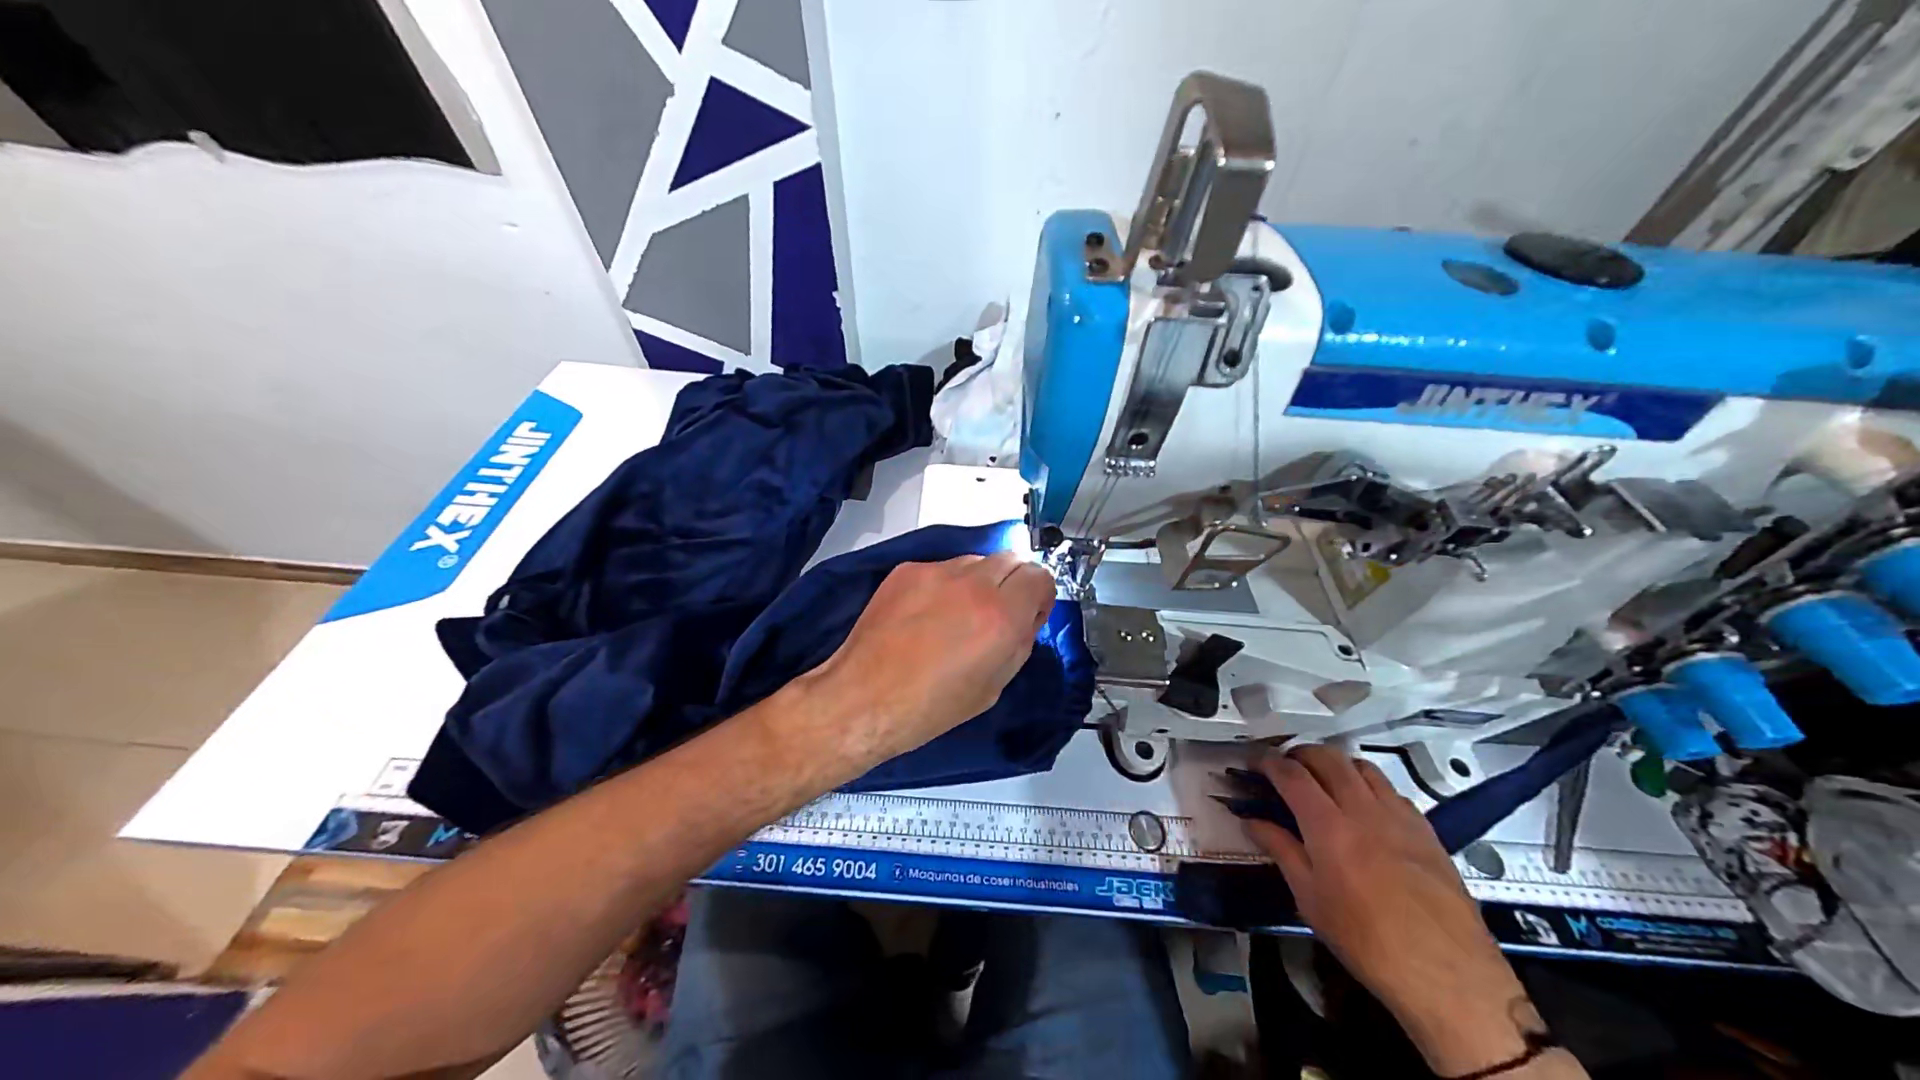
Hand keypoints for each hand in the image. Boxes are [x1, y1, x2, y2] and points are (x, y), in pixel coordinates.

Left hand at [794, 552, 1055, 772]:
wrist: (864, 698)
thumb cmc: (929, 707)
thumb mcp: (994, 686)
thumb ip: (1019, 642)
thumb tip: (1026, 618)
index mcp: (1001, 616)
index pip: (1040, 576)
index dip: (1039, 596)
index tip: (1029, 612)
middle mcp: (972, 584)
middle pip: (1012, 559)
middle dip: (1012, 583)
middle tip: (997, 613)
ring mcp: (936, 573)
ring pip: (975, 561)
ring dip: (978, 582)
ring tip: (957, 617)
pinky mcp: (906, 571)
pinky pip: (941, 568)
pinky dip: (944, 585)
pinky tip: (927, 615)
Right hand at [1244, 745, 1543, 1076]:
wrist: (1445, 973)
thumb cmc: (1367, 941)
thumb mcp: (1309, 899)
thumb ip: (1281, 850)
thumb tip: (1254, 823)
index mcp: (1328, 827)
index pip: (1291, 774)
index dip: (1268, 762)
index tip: (1256, 764)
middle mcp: (1364, 810)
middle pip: (1327, 757)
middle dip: (1300, 755)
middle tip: (1286, 768)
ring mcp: (1399, 817)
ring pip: (1362, 766)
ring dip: (1336, 764)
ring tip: (1323, 780)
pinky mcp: (1426, 830)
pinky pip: (1391, 790)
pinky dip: (1369, 785)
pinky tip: (1365, 806)